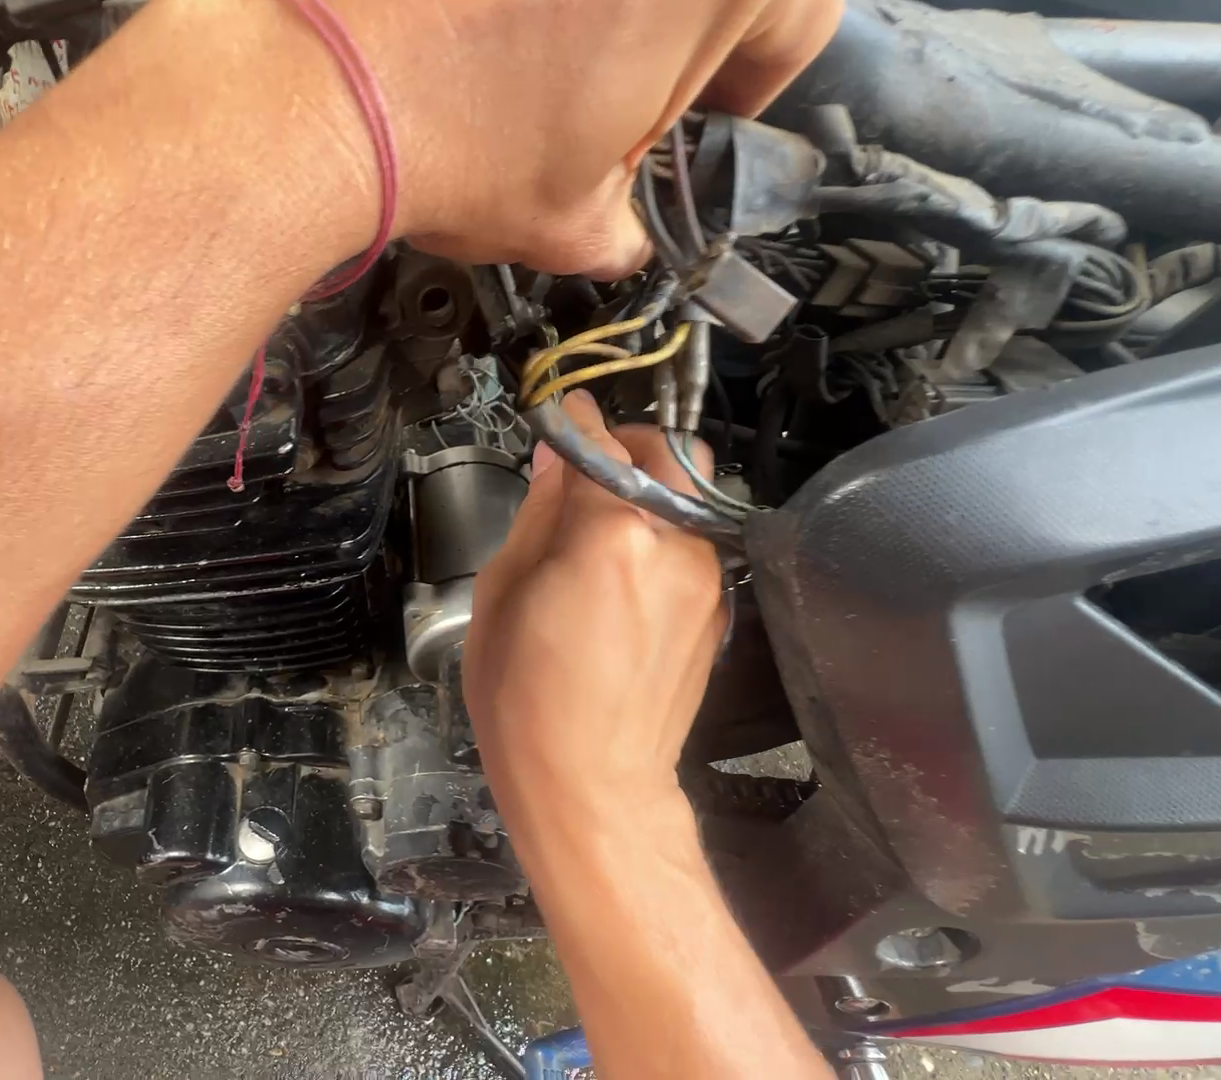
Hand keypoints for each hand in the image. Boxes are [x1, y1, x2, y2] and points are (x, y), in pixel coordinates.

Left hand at [332, 0, 844, 276]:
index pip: (797, 29)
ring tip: (529, 69)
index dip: (748, 93)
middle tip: (605, 110)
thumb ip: (619, 229)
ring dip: (594, 18)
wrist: (334, 95)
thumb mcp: (565, 221)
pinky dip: (525, 4)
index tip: (702, 126)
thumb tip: (622, 241)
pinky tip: (490, 28)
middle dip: (669, 50)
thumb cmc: (464, 155)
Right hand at [463, 391, 725, 845]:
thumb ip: (540, 513)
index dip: (574, 419)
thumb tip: (557, 456)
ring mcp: (707, 578)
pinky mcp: (718, 610)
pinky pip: (693, 542)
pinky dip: (660, 534)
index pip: (598, 442)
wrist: (592, 785)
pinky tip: (621, 577)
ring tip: (596, 531)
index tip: (558, 411)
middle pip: (668, 452)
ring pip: (687, 496)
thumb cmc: (522, 695)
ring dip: (644, 490)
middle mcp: (676, 542)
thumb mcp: (502, 594)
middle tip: (581, 468)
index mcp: (611, 534)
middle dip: (624, 444)